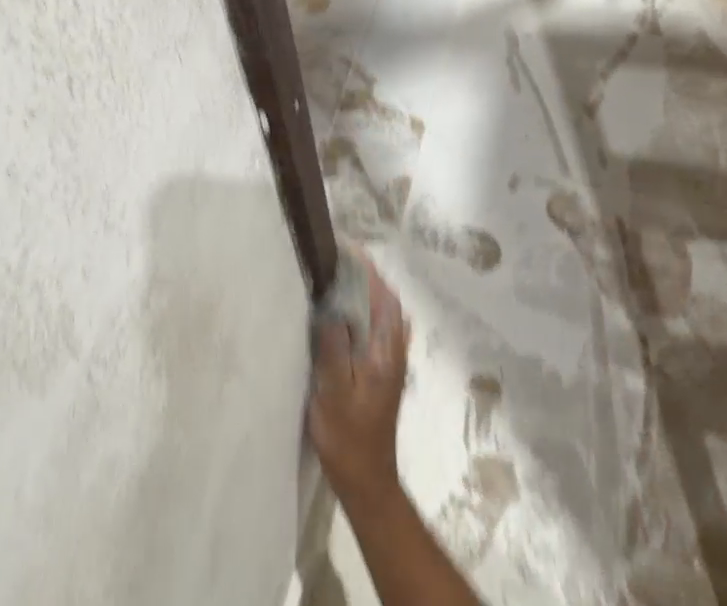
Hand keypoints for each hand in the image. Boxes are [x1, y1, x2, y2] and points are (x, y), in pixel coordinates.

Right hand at [307, 256, 411, 507]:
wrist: (366, 478)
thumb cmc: (347, 436)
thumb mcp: (333, 392)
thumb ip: (334, 349)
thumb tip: (332, 310)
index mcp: (385, 353)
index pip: (383, 298)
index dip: (367, 271)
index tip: (346, 248)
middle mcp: (395, 353)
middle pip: (388, 303)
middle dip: (367, 276)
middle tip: (337, 258)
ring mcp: (391, 364)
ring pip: (385, 316)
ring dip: (367, 293)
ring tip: (339, 278)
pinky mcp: (383, 374)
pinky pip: (378, 330)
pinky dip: (365, 313)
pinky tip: (344, 317)